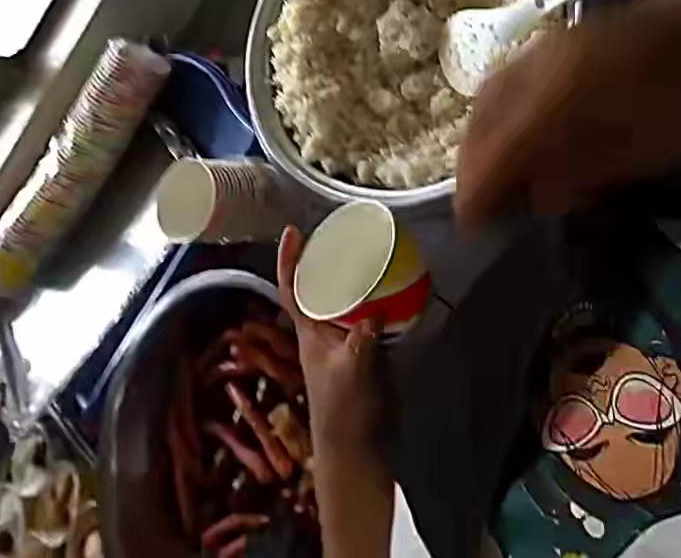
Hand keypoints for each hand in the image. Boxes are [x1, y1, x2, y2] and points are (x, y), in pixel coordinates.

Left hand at [277, 226, 382, 451]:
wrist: (356, 448)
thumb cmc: (343, 411)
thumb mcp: (351, 374)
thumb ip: (361, 342)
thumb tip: (375, 312)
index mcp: (308, 330)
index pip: (290, 289)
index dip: (288, 260)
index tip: (292, 231)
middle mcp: (323, 327)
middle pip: (317, 284)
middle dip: (323, 257)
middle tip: (341, 232)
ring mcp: (342, 336)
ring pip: (342, 297)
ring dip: (350, 275)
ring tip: (366, 248)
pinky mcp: (363, 347)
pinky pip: (366, 311)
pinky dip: (376, 296)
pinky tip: (392, 284)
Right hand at [453, 0, 680, 225]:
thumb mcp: (647, 149)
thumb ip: (586, 172)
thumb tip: (538, 198)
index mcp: (562, 94)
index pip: (503, 146)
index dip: (481, 185)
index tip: (469, 223)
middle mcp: (536, 67)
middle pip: (482, 119)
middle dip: (471, 165)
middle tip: (473, 204)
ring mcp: (538, 50)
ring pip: (486, 99)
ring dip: (476, 140)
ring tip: (482, 175)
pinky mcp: (546, 46)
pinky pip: (501, 83)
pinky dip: (491, 116)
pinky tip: (501, 137)